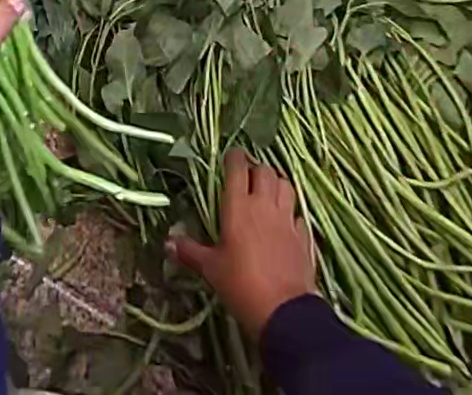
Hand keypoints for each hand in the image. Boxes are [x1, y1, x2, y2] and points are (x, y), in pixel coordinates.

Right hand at [169, 151, 316, 336]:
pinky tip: (285, 223)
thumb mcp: (210, 268)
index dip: (233, 157)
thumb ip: (189, 251)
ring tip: (267, 193)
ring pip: (286, 185)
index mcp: (238, 205)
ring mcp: (287, 220)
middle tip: (246, 179)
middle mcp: (264, 205)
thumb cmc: (241, 284)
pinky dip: (291, 212)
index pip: (238, 166)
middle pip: (265, 170)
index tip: (229, 159)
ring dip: (276, 184)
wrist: (285, 313)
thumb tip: (167, 242)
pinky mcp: (304, 237)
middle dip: (256, 169)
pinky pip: (298, 214)